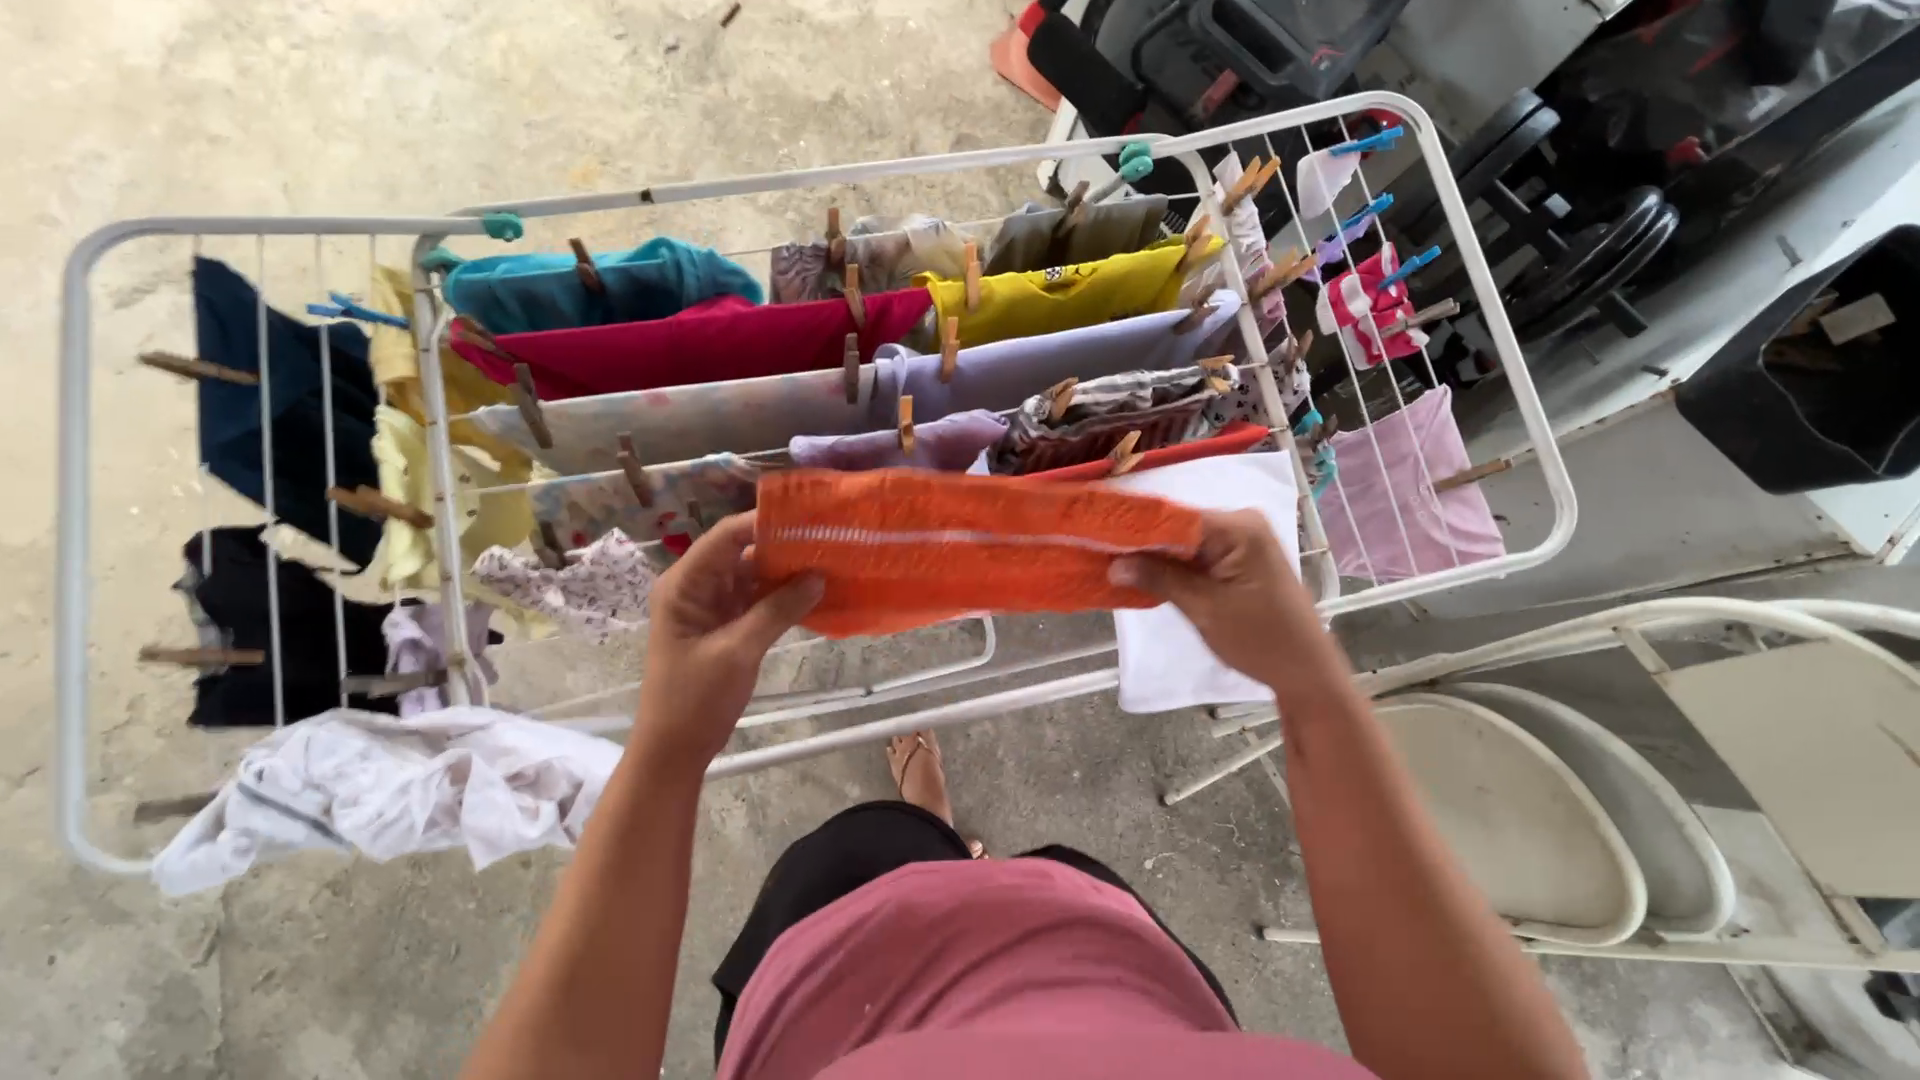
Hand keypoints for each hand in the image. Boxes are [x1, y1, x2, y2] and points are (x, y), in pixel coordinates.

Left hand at [635, 512, 822, 770]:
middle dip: (784, 546)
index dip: (765, 523)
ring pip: (754, 575)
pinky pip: (758, 599)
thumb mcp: (738, 651)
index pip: (726, 536)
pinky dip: (783, 596)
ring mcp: (712, 606)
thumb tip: (818, 577)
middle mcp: (696, 586)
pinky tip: (816, 592)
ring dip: (787, 571)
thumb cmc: (695, 699)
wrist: (674, 749)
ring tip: (830, 561)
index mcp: (685, 584)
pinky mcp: (727, 625)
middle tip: (829, 540)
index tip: (810, 519)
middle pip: (742, 551)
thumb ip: (778, 610)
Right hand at [1108, 509, 1339, 690]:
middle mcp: (1240, 523)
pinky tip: (1139, 572)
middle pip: (1176, 525)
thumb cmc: (1261, 640)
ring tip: (1107, 559)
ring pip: (1182, 540)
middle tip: (1093, 548)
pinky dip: (1170, 564)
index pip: (1172, 516)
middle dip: (1138, 540)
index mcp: (1238, 527)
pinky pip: (1195, 553)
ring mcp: (1240, 540)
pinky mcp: (1237, 558)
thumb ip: (1159, 579)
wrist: (1306, 671)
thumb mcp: (1205, 609)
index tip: (1093, 532)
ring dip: (1151, 554)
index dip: (1132, 525)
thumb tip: (1113, 564)